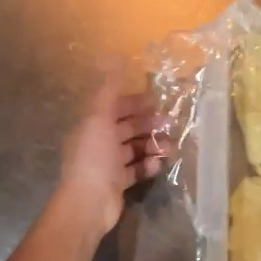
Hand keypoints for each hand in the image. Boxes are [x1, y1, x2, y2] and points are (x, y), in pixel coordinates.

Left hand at [54, 61, 171, 237]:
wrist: (88, 204)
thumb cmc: (94, 157)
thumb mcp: (99, 118)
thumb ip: (108, 88)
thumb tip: (115, 56)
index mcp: (92, 124)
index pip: (114, 106)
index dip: (134, 102)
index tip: (156, 101)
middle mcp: (98, 141)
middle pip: (126, 127)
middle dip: (147, 124)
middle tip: (170, 123)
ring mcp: (107, 164)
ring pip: (133, 148)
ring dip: (152, 145)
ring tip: (172, 147)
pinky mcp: (117, 183)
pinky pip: (136, 170)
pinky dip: (148, 165)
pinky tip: (161, 164)